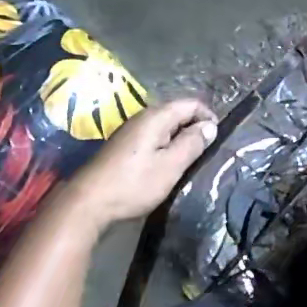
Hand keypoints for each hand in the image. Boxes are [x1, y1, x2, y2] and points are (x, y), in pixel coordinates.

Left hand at [64, 98, 217, 225]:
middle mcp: (143, 117)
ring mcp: (132, 131)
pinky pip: (155, 137)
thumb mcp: (171, 166)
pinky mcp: (125, 146)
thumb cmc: (134, 184)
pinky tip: (170, 164)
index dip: (208, 117)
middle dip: (196, 127)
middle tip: (207, 152)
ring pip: (166, 126)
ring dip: (181, 139)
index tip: (217, 140)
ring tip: (192, 160)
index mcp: (156, 117)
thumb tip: (210, 126)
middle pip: (178, 113)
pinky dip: (167, 146)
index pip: (191, 104)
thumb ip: (193, 143)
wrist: (88, 203)